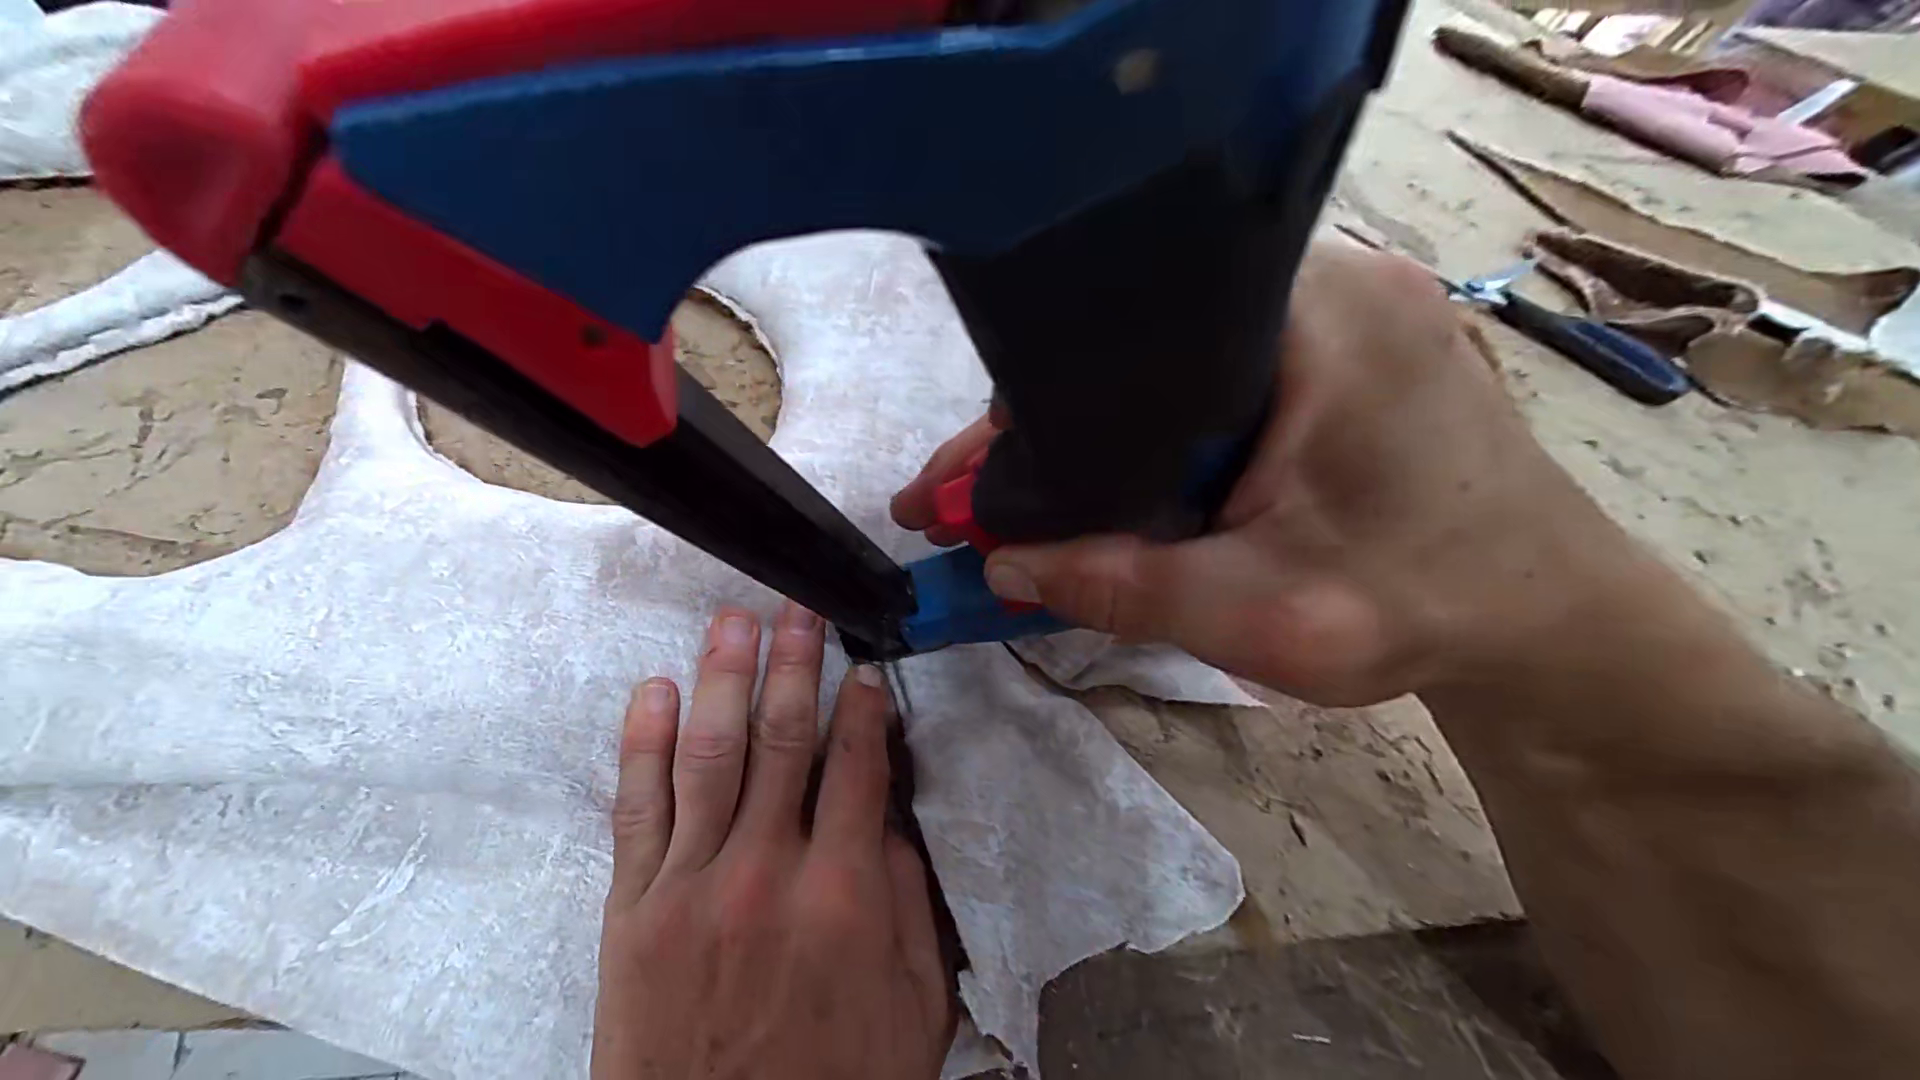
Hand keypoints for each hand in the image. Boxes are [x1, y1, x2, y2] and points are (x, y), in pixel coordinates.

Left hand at [592, 604, 954, 1079]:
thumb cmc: (841, 1077)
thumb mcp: (914, 991)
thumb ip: (903, 888)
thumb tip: (882, 804)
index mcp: (843, 890)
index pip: (857, 762)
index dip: (863, 704)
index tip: (863, 663)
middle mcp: (766, 871)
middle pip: (784, 738)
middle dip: (794, 662)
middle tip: (797, 608)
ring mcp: (690, 886)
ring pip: (709, 754)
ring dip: (722, 678)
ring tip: (731, 621)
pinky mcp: (632, 912)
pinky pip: (636, 810)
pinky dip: (641, 744)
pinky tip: (653, 691)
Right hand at [893, 239, 1636, 705]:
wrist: (1549, 624)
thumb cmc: (1422, 609)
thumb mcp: (1260, 611)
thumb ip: (1122, 588)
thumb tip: (999, 568)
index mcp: (1310, 316)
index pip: (1120, 338)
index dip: (1026, 410)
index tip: (965, 472)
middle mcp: (1316, 287)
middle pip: (1126, 352)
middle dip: (1037, 429)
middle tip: (963, 495)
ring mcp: (1325, 314)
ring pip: (1154, 372)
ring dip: (1082, 435)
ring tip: (1007, 497)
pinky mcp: (1325, 355)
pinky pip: (1194, 388)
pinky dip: (1135, 437)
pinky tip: (1092, 484)